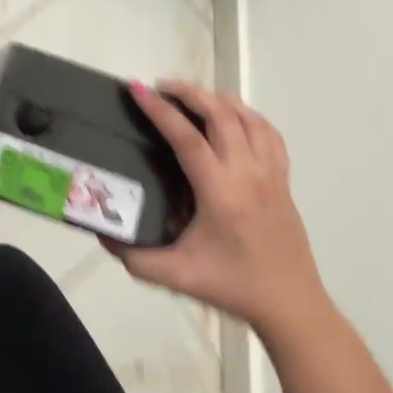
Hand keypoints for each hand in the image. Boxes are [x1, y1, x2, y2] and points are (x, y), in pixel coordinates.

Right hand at [107, 82, 329, 335]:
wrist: (291, 305)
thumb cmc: (232, 286)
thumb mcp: (176, 276)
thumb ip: (134, 256)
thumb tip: (100, 233)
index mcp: (220, 192)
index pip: (186, 137)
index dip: (159, 109)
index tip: (136, 89)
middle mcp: (248, 174)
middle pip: (220, 113)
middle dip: (187, 92)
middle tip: (159, 87)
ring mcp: (271, 173)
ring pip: (246, 116)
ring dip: (216, 98)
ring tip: (190, 96)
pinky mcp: (284, 178)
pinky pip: (268, 132)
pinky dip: (247, 114)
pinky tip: (231, 116)